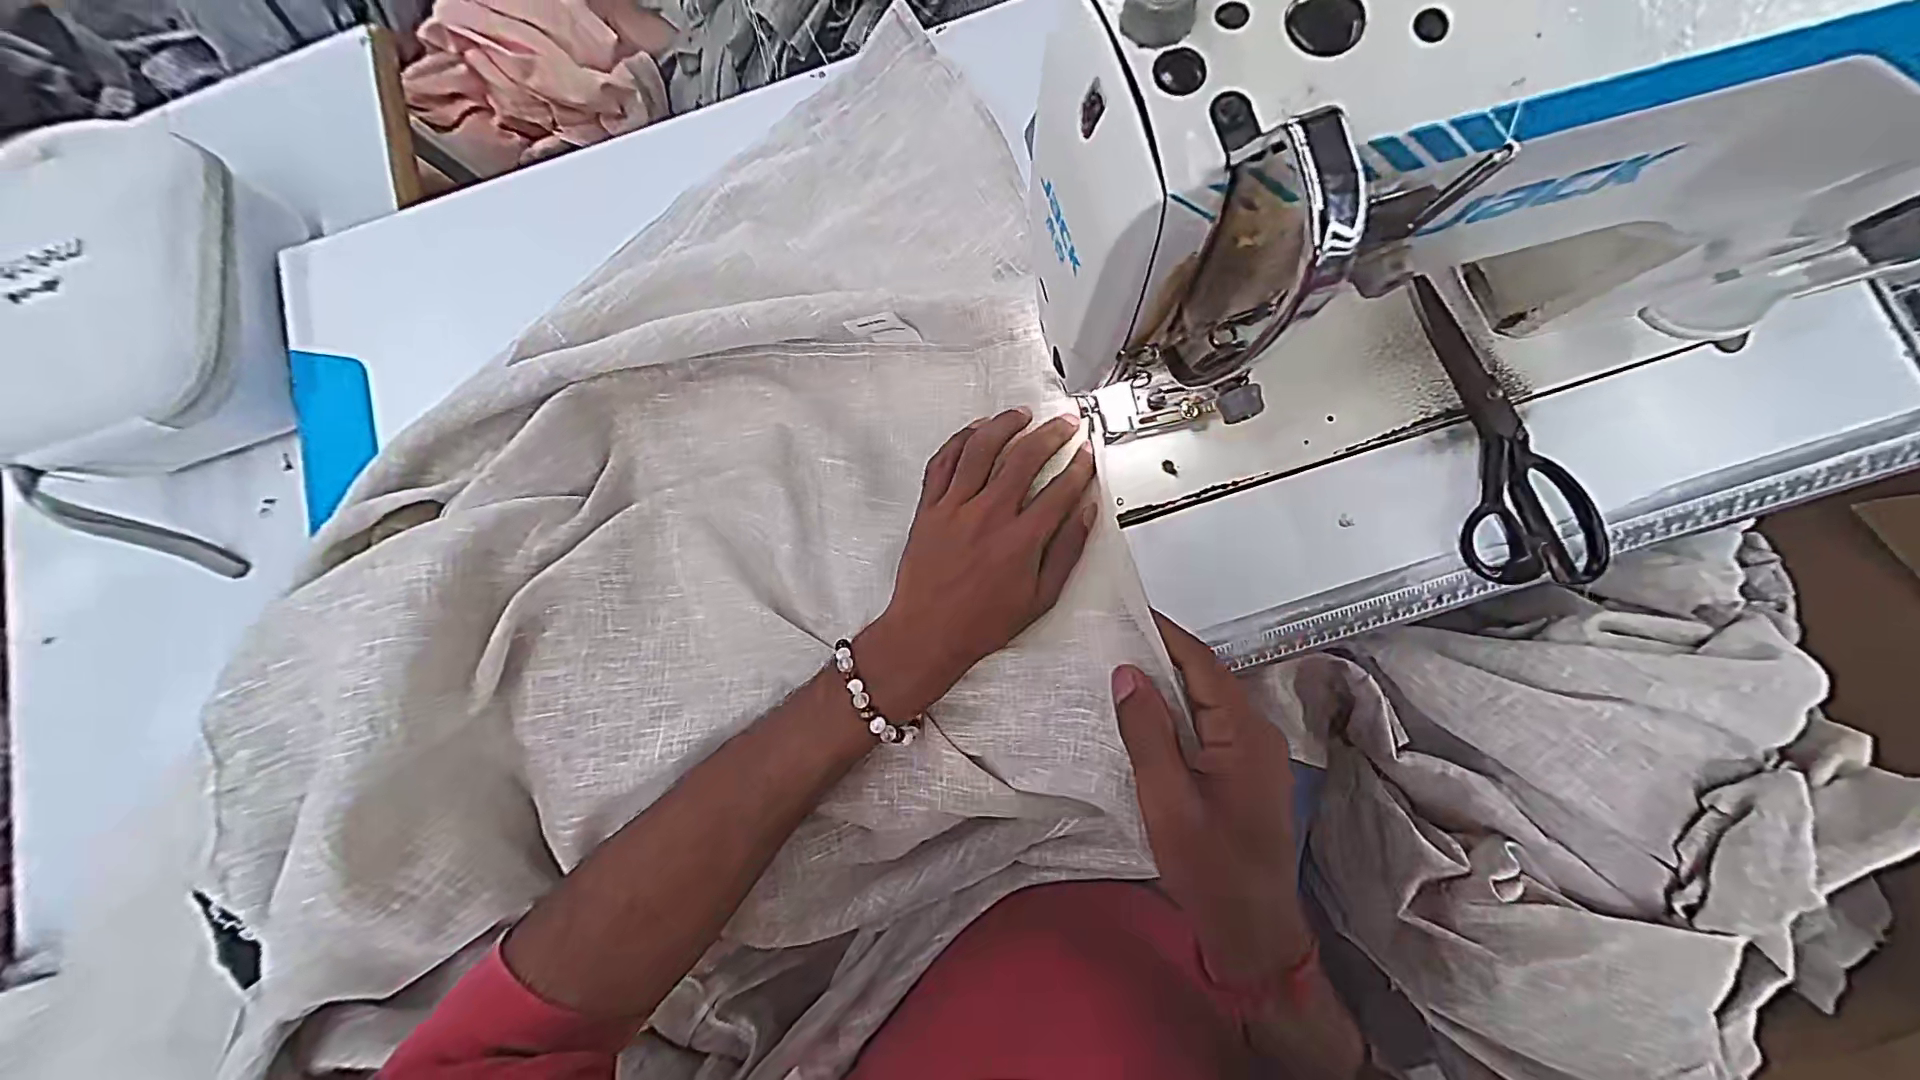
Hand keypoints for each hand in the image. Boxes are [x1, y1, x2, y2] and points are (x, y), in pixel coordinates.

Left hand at [857, 408, 1097, 720]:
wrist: (927, 632)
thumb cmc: (979, 622)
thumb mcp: (1039, 598)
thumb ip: (1066, 552)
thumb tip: (1084, 516)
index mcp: (1020, 540)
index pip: (1060, 489)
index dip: (1079, 466)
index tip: (1085, 455)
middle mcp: (988, 516)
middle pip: (1026, 457)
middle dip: (1052, 434)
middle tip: (1065, 425)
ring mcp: (954, 508)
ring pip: (982, 449)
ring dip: (1006, 425)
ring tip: (1022, 415)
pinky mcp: (929, 508)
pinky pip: (943, 462)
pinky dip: (960, 440)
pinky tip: (975, 431)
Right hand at [1112, 613, 1312, 984]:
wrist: (1252, 929)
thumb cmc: (1210, 865)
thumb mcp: (1167, 798)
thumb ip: (1147, 732)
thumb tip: (1127, 673)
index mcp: (1244, 732)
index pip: (1202, 665)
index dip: (1167, 634)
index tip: (1131, 611)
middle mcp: (1256, 733)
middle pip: (1207, 677)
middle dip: (1164, 653)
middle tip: (1117, 634)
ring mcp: (1252, 753)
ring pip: (1206, 700)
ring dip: (1169, 680)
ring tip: (1124, 664)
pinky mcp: (1242, 771)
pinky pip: (1207, 723)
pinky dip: (1177, 708)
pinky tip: (1147, 712)